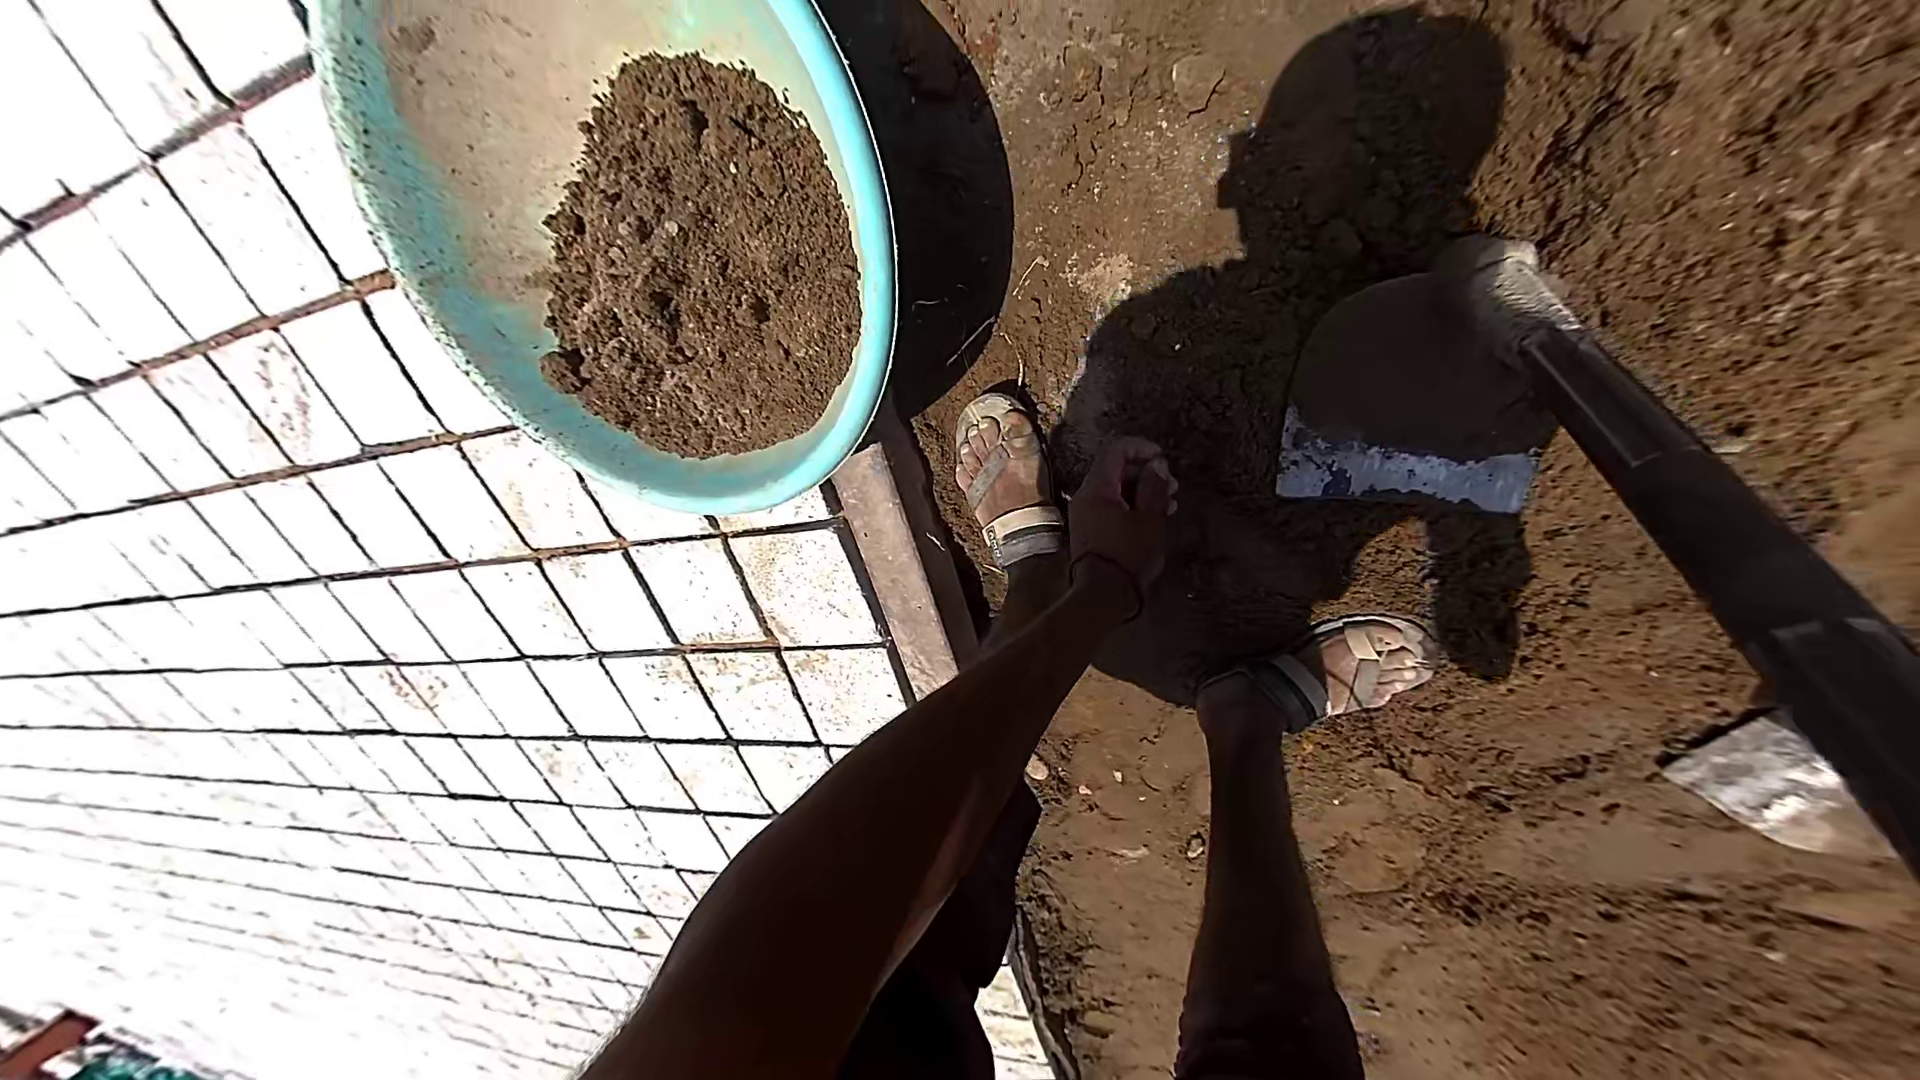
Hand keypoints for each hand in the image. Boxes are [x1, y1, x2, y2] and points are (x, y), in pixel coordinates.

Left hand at [1068, 438, 1177, 617]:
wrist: (1102, 594)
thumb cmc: (1128, 556)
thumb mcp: (1150, 519)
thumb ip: (1154, 487)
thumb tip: (1156, 465)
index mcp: (1097, 489)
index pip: (1115, 451)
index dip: (1141, 448)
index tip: (1163, 458)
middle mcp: (1085, 497)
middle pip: (1115, 470)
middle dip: (1145, 472)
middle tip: (1171, 485)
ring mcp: (1085, 514)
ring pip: (1115, 490)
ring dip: (1142, 491)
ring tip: (1169, 503)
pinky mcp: (1089, 530)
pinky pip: (1110, 507)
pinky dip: (1131, 505)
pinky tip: (1153, 517)